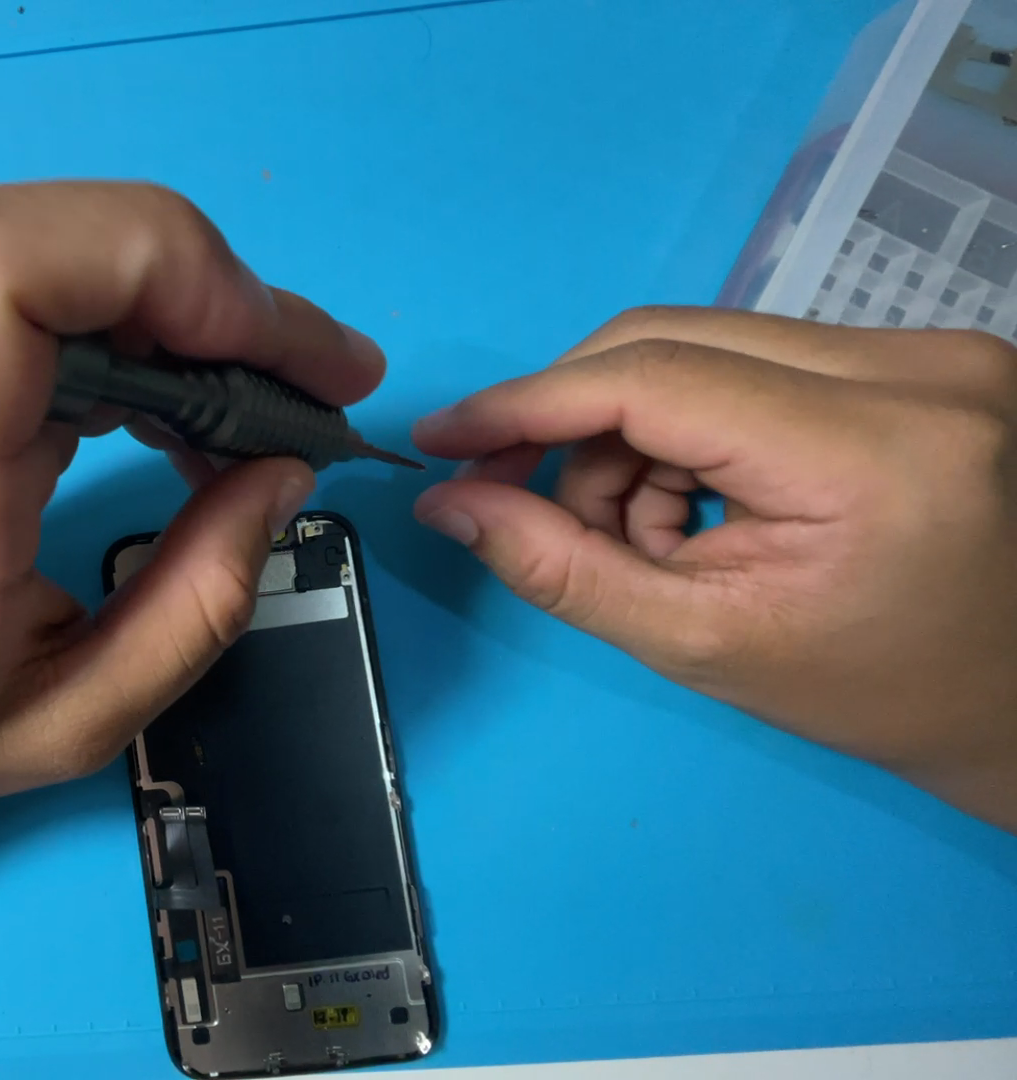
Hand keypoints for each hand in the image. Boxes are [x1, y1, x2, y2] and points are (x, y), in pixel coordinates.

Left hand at [0, 182, 386, 812]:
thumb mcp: (79, 721)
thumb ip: (197, 604)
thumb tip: (286, 469)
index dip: (142, 263)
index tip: (256, 352)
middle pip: (34, 235)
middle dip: (199, 282)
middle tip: (308, 379)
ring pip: (54, 252)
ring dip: (187, 308)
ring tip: (270, 404)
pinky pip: (54, 309)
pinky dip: (150, 336)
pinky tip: (195, 415)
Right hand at [411, 308, 1016, 828]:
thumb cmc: (869, 687)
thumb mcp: (688, 640)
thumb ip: (552, 567)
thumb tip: (445, 503)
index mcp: (870, 451)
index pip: (647, 381)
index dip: (520, 405)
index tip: (438, 437)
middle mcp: (909, 366)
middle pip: (655, 344)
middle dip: (557, 419)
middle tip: (500, 487)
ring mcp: (916, 352)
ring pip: (681, 355)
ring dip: (614, 441)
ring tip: (630, 531)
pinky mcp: (900, 361)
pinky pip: (725, 369)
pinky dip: (666, 437)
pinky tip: (682, 505)